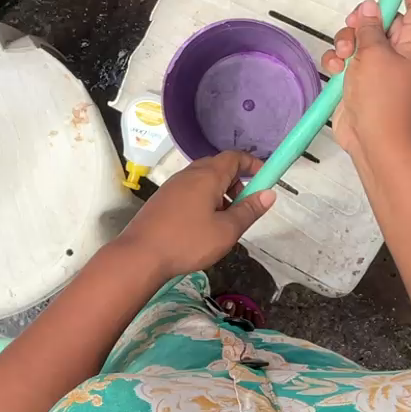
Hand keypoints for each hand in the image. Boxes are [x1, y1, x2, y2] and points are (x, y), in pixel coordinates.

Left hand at [113, 151, 275, 278]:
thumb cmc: (187, 241)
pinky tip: (202, 225)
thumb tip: (269, 193)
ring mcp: (173, 185)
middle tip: (244, 205)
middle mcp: (189, 174)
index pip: (234, 157)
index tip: (266, 177)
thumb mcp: (226, 231)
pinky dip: (204, 198)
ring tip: (224, 220)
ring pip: (203, 179)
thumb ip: (249, 211)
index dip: (252, 163)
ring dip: (220, 192)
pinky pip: (190, 189)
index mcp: (207, 176)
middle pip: (218, 166)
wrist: (140, 254)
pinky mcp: (163, 198)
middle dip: (237, 181)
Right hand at [320, 0, 410, 158]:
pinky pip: (346, 61)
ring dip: (345, 43)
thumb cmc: (384, 97)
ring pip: (358, 40)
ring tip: (343, 58)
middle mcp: (399, 53)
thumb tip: (370, 7)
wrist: (374, 139)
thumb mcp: (376, 55)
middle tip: (353, 26)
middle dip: (361, 22)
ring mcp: (378, 68)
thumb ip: (370, 28)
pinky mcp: (359, 82)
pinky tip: (335, 72)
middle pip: (380, 22)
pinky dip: (338, 62)